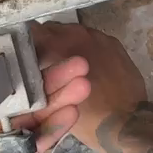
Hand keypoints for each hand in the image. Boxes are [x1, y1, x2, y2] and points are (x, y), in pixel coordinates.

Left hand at [0, 38, 90, 152]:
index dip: (21, 65)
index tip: (45, 48)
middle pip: (23, 97)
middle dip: (50, 81)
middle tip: (79, 66)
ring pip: (34, 119)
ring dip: (58, 102)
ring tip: (84, 87)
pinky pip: (33, 148)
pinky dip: (52, 133)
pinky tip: (71, 116)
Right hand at [23, 21, 147, 130]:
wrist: (127, 123)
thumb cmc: (86, 118)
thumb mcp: (52, 104)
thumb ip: (40, 80)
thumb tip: (33, 69)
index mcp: (56, 47)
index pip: (32, 32)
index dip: (27, 43)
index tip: (25, 56)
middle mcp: (75, 35)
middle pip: (52, 29)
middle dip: (46, 41)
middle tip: (44, 61)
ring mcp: (97, 37)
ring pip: (73, 32)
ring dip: (66, 43)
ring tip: (66, 64)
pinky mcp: (114, 43)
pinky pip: (92, 38)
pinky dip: (86, 47)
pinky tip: (87, 66)